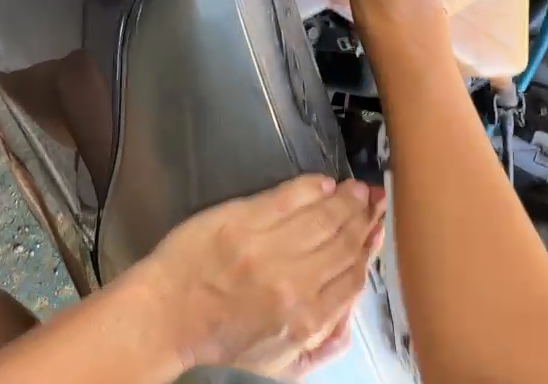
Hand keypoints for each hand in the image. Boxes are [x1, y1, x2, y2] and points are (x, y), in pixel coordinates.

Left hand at [135, 174, 386, 378]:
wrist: (169, 314)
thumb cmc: (222, 339)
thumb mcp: (283, 364)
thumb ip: (324, 342)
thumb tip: (351, 314)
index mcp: (306, 319)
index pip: (353, 278)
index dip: (369, 250)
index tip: (378, 231)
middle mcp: (292, 281)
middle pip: (341, 243)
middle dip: (363, 220)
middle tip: (376, 201)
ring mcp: (264, 246)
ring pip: (319, 218)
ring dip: (343, 201)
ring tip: (357, 189)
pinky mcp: (238, 219)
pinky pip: (284, 198)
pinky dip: (308, 188)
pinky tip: (323, 183)